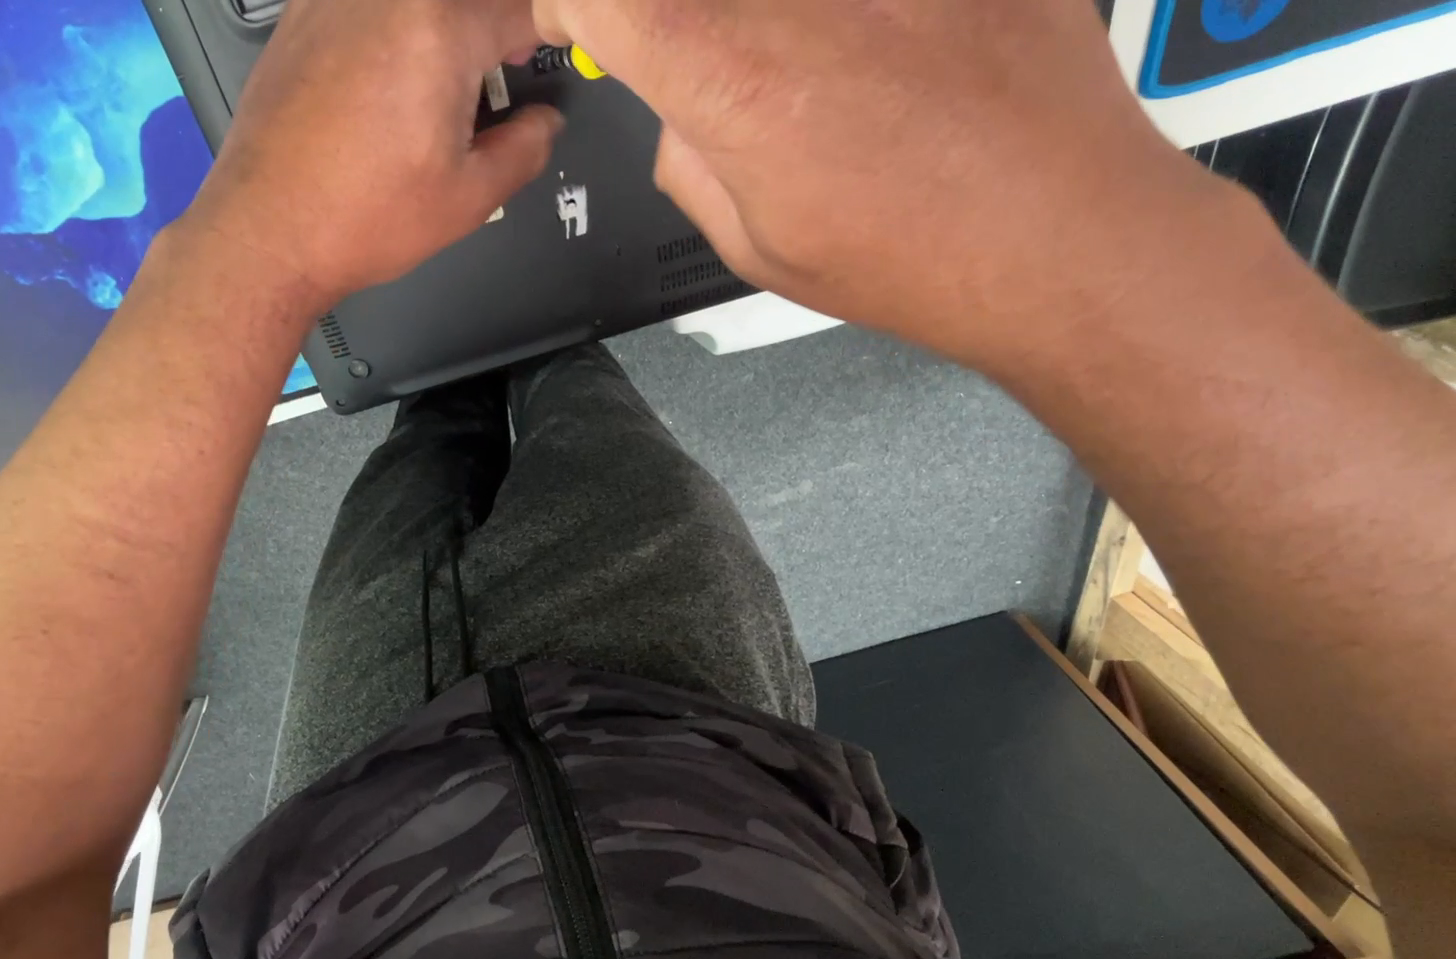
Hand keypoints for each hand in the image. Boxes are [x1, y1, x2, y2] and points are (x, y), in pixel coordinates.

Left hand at [180, 0, 563, 314]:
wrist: (269, 231)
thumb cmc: (358, 219)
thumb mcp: (468, 199)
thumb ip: (524, 149)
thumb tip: (543, 125)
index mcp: (439, 31)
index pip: (520, 8)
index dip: (543, 33)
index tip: (541, 56)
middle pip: (463, 1)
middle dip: (490, 26)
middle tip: (498, 63)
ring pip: (415, 5)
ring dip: (441, 28)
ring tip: (441, 78)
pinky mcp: (300, 14)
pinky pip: (365, 5)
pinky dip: (392, 27)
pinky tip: (388, 75)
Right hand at [530, 0, 1252, 366]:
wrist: (1059, 234)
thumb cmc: (911, 257)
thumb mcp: (757, 247)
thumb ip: (689, 163)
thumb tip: (676, 114)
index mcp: (734, 83)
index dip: (575, 3)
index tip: (579, 20)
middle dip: (669, 20)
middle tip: (695, 65)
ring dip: (755, 32)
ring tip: (800, 94)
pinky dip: (831, 25)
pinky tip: (850, 62)